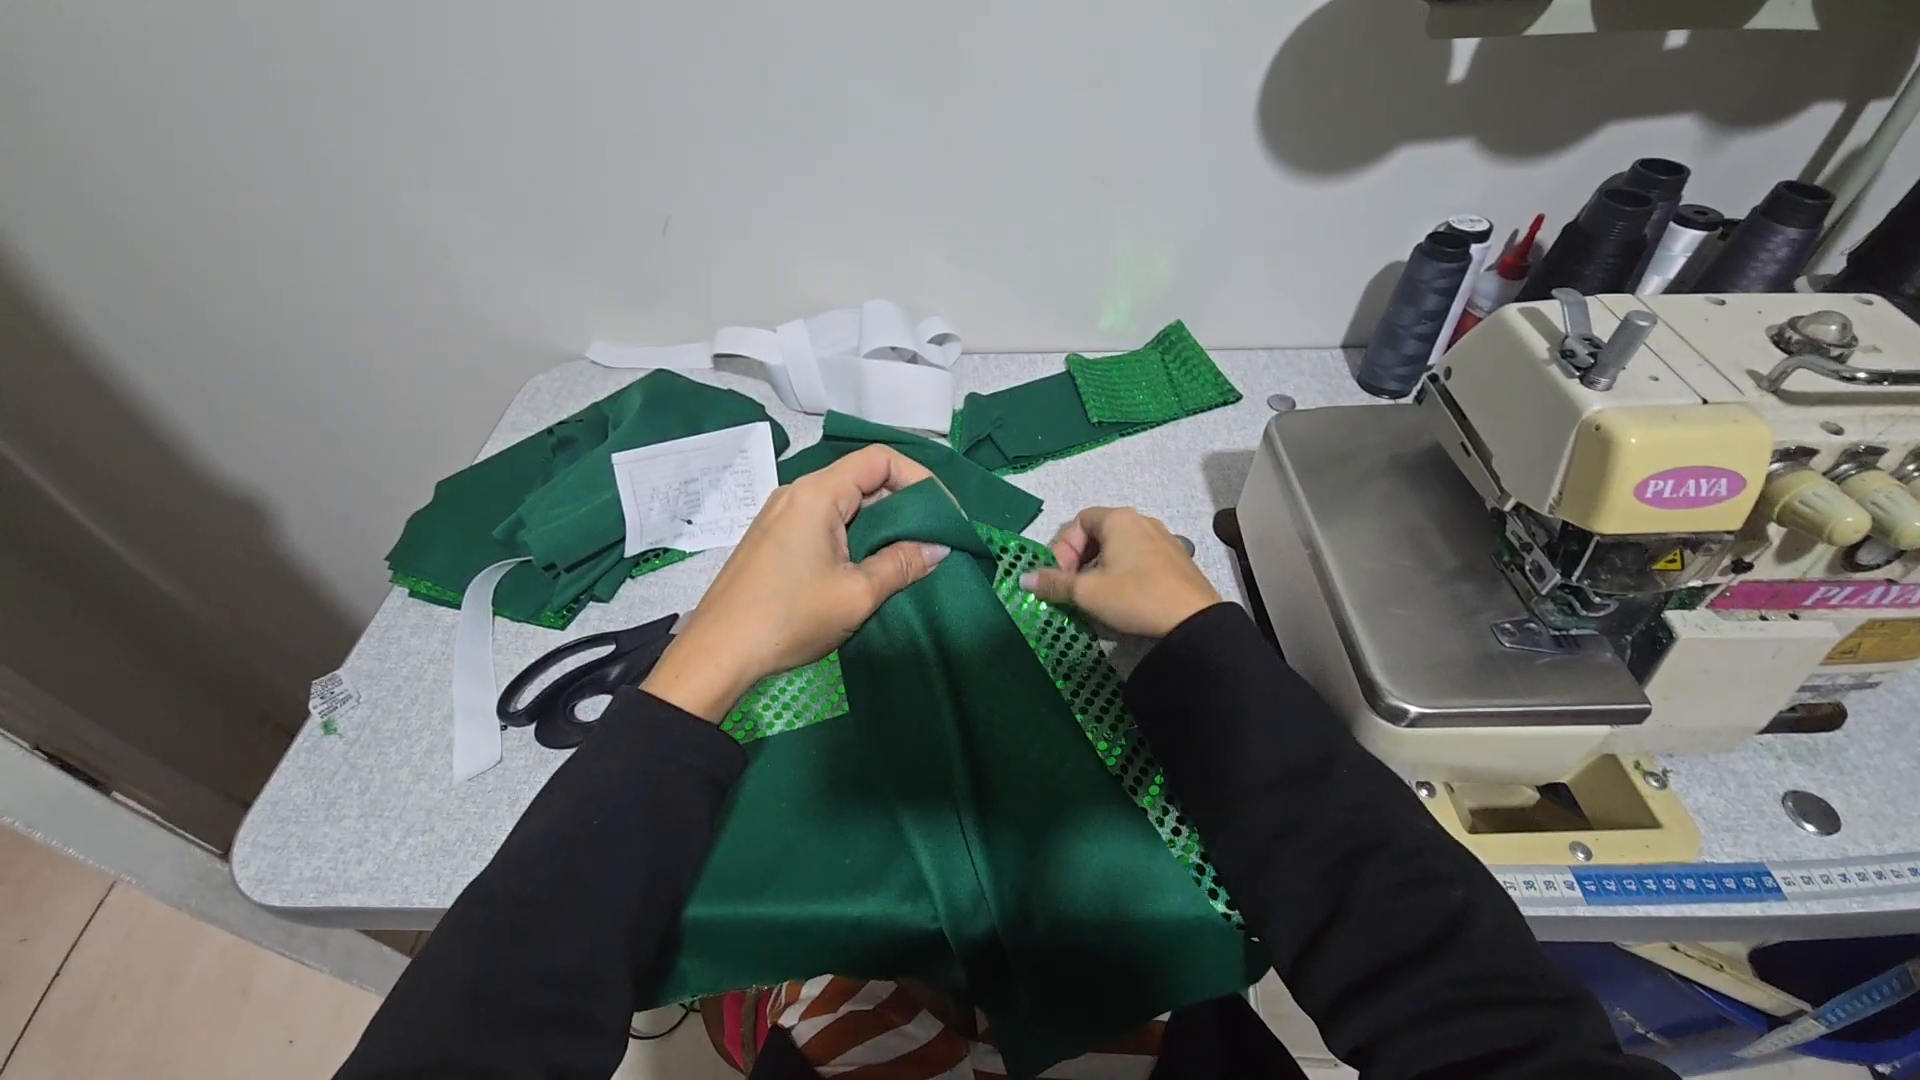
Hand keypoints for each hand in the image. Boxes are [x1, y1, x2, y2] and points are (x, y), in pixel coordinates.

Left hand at [641, 446, 951, 721]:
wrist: (718, 654)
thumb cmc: (790, 618)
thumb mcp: (857, 594)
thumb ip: (903, 564)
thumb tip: (939, 548)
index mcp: (817, 494)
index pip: (879, 459)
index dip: (919, 478)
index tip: (944, 514)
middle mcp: (798, 493)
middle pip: (863, 479)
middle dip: (904, 504)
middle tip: (935, 539)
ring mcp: (783, 516)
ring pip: (846, 504)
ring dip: (881, 525)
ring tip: (910, 556)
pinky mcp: (777, 540)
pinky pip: (827, 523)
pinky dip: (856, 537)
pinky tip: (872, 567)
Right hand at [1020, 507, 1220, 637]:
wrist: (1193, 620)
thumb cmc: (1135, 596)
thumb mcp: (1087, 592)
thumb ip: (1053, 583)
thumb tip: (1024, 578)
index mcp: (1118, 519)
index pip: (1078, 522)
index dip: (1063, 548)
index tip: (1061, 576)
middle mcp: (1141, 520)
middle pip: (1099, 532)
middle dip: (1080, 559)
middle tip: (1075, 586)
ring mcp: (1164, 538)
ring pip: (1120, 546)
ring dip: (1101, 566)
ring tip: (1097, 595)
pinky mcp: (1177, 558)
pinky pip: (1140, 557)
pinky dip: (1124, 571)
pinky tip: (1125, 597)